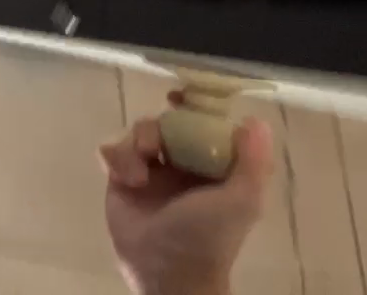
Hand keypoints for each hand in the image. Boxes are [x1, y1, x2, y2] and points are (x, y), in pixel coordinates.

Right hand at [100, 113, 274, 294]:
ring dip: (132, 148)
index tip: (178, 98)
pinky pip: (110, 149)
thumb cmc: (208, 237)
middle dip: (154, 130)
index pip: (202, 128)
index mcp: (213, 170)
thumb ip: (251, 164)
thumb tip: (256, 122)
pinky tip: (122, 179)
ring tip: (137, 175)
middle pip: (162, 125)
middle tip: (154, 148)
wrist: (164, 268)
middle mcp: (181, 166)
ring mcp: (148, 170)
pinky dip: (115, 158)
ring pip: (133, 134)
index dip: (192, 110)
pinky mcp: (119, 176)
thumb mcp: (239, 202)